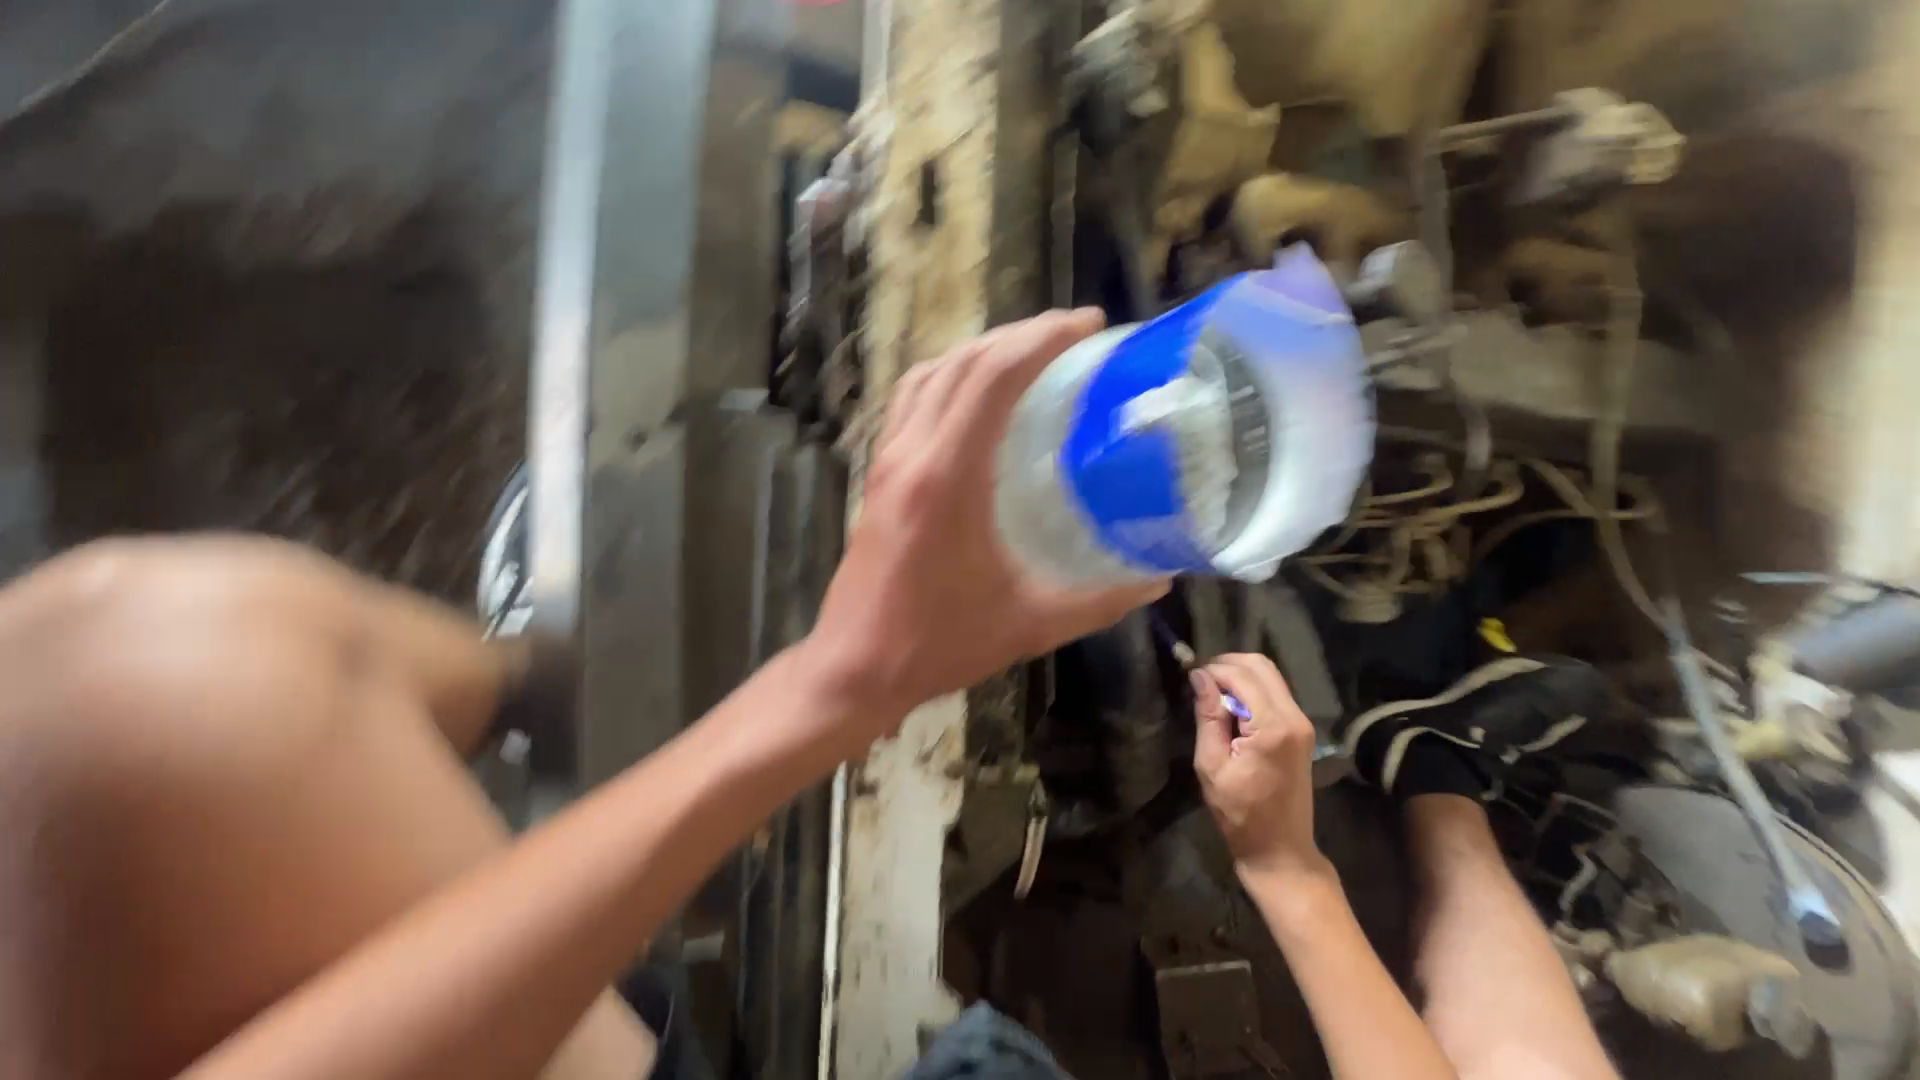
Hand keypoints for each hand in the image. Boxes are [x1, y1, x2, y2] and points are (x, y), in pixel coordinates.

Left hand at [805, 310, 1169, 747]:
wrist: (854, 666)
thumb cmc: (939, 644)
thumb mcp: (1030, 624)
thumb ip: (1100, 600)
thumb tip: (1159, 579)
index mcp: (948, 477)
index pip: (993, 376)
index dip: (1042, 338)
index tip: (1089, 325)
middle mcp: (912, 453)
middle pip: (962, 363)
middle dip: (1019, 336)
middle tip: (1072, 335)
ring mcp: (887, 461)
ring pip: (930, 375)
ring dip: (980, 351)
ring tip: (1029, 355)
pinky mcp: (878, 475)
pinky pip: (911, 401)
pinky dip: (948, 379)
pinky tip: (977, 399)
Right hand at [1192, 654, 1328, 883]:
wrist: (1280, 848)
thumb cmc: (1239, 813)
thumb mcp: (1211, 764)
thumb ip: (1208, 716)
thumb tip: (1199, 676)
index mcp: (1272, 726)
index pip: (1241, 675)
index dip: (1213, 669)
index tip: (1189, 677)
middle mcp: (1294, 717)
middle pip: (1261, 665)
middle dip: (1228, 664)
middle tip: (1201, 680)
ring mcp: (1302, 723)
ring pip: (1271, 675)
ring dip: (1240, 675)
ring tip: (1213, 693)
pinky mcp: (1302, 730)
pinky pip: (1276, 693)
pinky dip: (1252, 689)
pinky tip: (1232, 707)